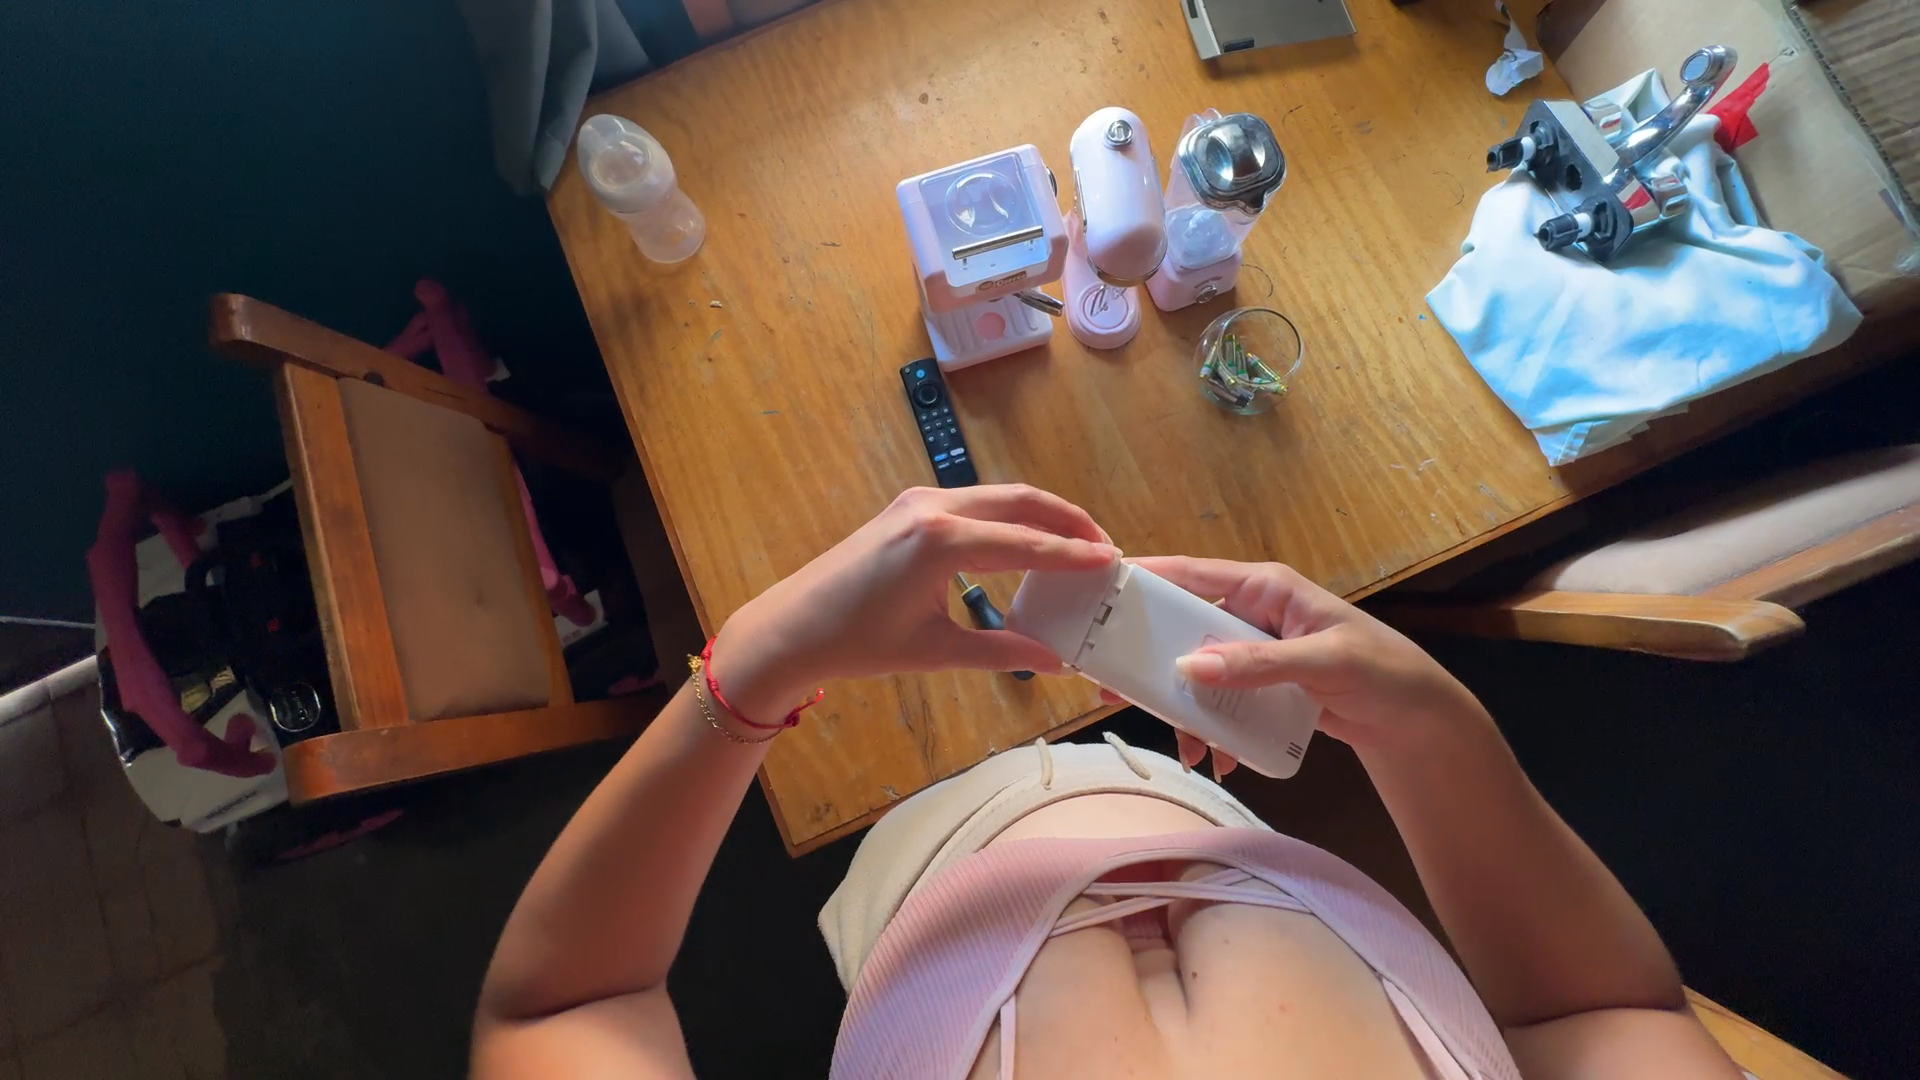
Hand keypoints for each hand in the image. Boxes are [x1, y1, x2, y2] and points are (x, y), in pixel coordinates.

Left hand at [711, 486, 1119, 721]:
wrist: (792, 627)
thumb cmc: (858, 643)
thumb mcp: (935, 651)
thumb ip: (1002, 651)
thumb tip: (1058, 660)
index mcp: (940, 540)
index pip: (1025, 543)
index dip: (1071, 555)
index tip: (1111, 561)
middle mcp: (933, 506)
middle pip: (1019, 500)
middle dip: (1065, 519)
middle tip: (1101, 544)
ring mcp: (918, 501)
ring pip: (996, 496)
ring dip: (1037, 514)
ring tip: (1073, 542)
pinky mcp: (909, 508)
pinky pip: (973, 503)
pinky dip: (1007, 517)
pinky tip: (1023, 540)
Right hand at [1130, 556, 1489, 775]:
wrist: (1415, 721)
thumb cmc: (1382, 671)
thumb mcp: (1323, 661)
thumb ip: (1258, 663)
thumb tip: (1189, 668)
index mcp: (1263, 588)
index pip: (1192, 572)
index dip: (1146, 577)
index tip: (1103, 587)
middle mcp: (1249, 613)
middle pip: (1183, 628)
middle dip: (1154, 661)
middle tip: (1114, 685)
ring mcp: (1251, 651)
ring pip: (1197, 671)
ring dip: (1185, 708)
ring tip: (1185, 746)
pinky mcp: (1256, 685)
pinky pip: (1218, 700)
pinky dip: (1212, 728)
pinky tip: (1219, 755)